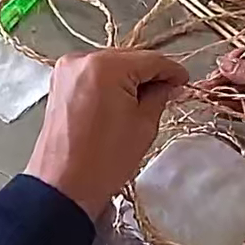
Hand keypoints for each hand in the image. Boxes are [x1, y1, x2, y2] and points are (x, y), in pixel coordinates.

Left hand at [24, 49, 190, 219]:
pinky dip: (110, 83)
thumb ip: (159, 96)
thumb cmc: (105, 159)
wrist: (63, 186)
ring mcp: (66, 70)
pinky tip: (123, 99)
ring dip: (130, 77)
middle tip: (169, 91)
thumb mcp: (144, 125)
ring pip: (111, 64)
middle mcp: (82, 59)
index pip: (150, 59)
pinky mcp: (59, 83)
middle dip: (150, 73)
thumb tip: (168, 85)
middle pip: (129, 58)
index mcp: (105, 67)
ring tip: (146, 99)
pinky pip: (94, 74)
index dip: (172, 70)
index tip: (184, 81)